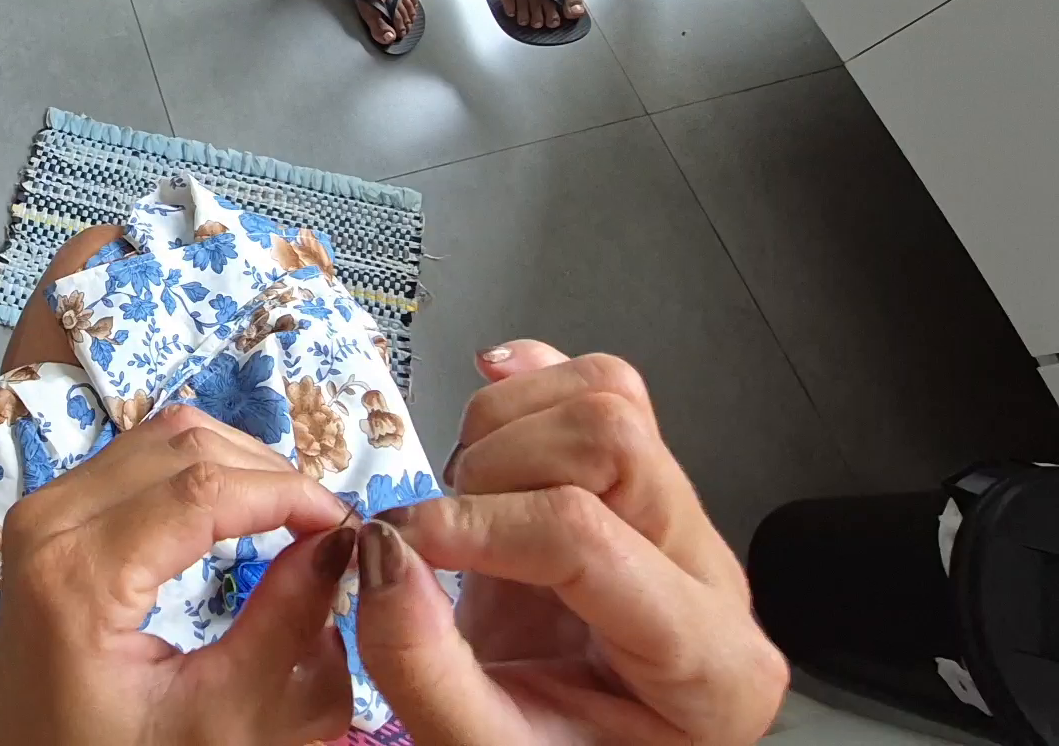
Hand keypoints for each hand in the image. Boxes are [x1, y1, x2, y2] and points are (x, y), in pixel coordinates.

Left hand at [0, 404, 357, 745]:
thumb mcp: (217, 727)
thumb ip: (283, 634)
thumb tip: (336, 544)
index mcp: (80, 574)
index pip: (201, 489)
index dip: (284, 493)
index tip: (342, 524)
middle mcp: (51, 516)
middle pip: (183, 445)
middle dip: (266, 473)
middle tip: (320, 523)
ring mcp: (46, 501)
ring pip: (164, 435)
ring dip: (236, 459)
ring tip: (286, 510)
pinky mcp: (53, 500)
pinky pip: (140, 450)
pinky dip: (201, 462)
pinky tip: (236, 500)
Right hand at [355, 341, 787, 743]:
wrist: (570, 737)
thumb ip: (422, 668)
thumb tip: (379, 548)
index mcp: (707, 662)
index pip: (582, 534)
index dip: (470, 525)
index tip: (398, 546)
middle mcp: (710, 569)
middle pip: (610, 437)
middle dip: (492, 469)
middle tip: (448, 528)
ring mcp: (677, 509)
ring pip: (602, 393)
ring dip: (498, 431)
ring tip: (465, 498)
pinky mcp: (632, 471)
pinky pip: (594, 380)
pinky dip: (523, 380)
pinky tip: (487, 402)